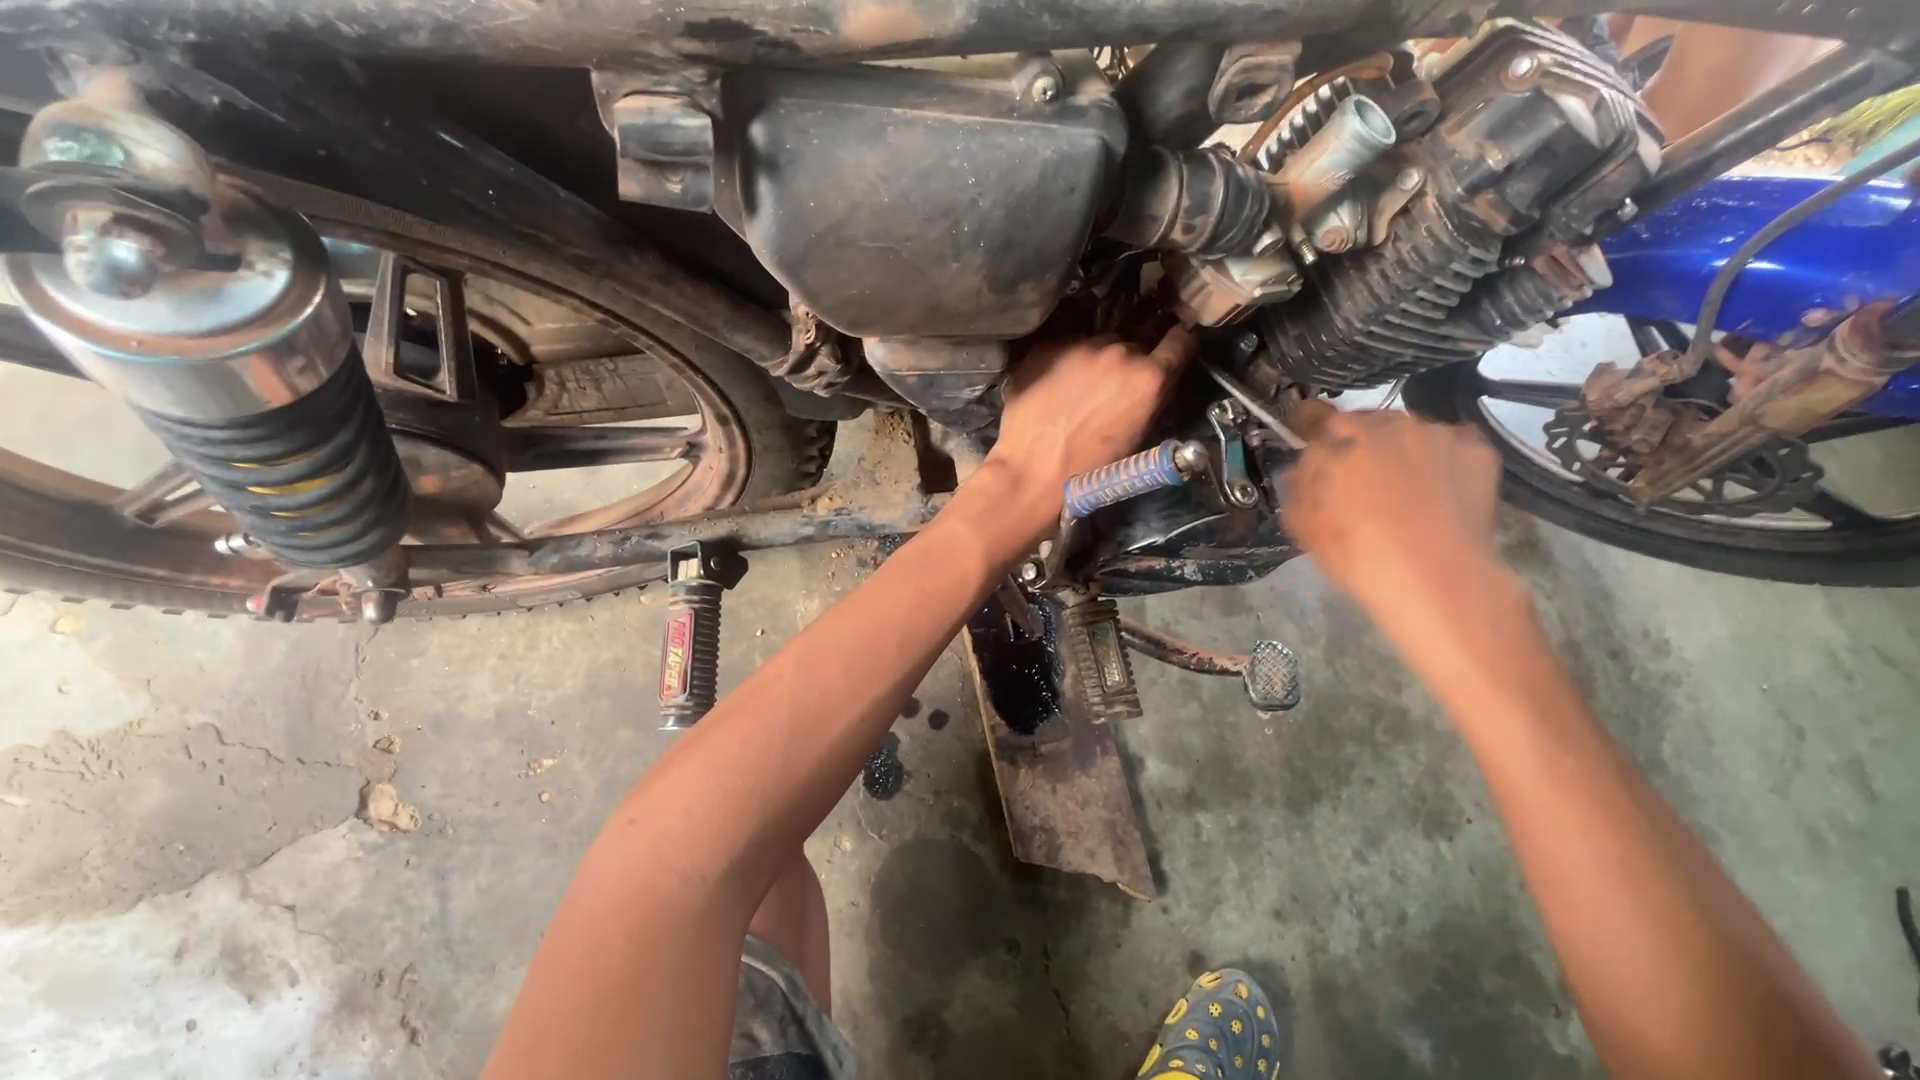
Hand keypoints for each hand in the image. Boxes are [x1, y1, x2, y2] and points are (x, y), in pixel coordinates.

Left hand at [977, 327, 1195, 533]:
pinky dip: (1064, 363)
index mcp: (1148, 378)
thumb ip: (1150, 400)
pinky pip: (1065, 349)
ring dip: (1093, 362)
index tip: (1170, 349)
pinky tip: (1052, 388)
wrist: (1033, 470)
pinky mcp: (1049, 347)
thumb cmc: (1089, 468)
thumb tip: (1152, 384)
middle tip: (1108, 390)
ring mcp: (1082, 346)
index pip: (1179, 342)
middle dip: (1124, 365)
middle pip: (1131, 346)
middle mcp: (1120, 352)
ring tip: (1076, 391)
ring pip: (1097, 345)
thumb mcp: (1136, 437)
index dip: (1176, 345)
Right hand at [1281, 409, 1503, 619]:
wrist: (1436, 580)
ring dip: (1402, 451)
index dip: (1314, 432)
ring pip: (1410, 433)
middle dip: (1360, 445)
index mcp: (1343, 438)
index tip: (1315, 450)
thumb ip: (1298, 484)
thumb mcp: (1304, 525)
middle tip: (1361, 481)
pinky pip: (1450, 446)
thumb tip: (1302, 466)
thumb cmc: (1358, 555)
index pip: (1319, 418)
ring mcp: (1438, 434)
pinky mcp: (1476, 451)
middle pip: (1368, 423)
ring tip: (1405, 489)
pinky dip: (1442, 461)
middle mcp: (1391, 425)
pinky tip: (1438, 490)